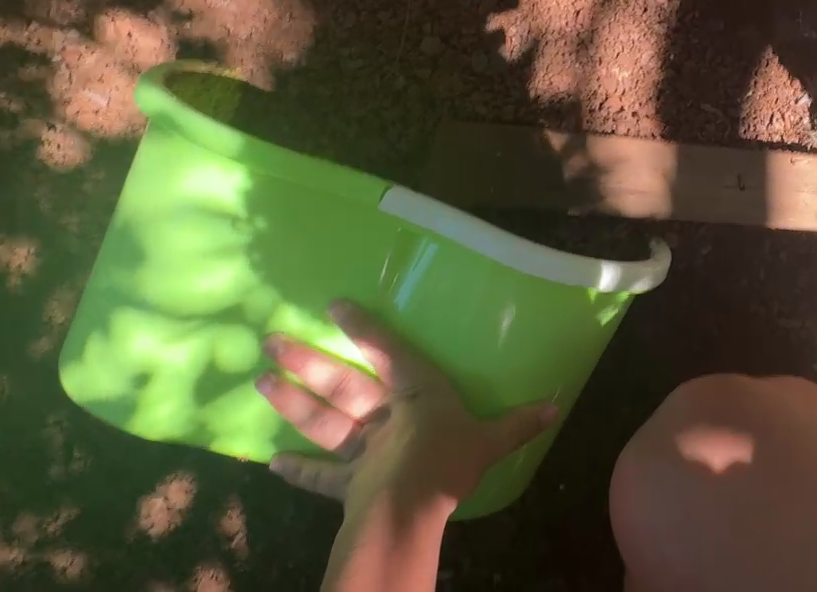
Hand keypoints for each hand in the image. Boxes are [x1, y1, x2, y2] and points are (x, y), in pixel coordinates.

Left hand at [256, 300, 556, 518]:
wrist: (411, 512)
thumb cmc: (451, 464)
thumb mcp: (492, 441)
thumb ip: (518, 424)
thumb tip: (556, 407)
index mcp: (420, 395)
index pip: (390, 353)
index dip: (364, 329)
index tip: (334, 305)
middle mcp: (385, 415)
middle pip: (343, 384)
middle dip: (307, 362)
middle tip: (270, 341)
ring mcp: (361, 451)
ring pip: (323, 420)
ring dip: (293, 401)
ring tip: (260, 381)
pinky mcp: (347, 485)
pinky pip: (319, 476)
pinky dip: (297, 470)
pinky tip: (271, 461)